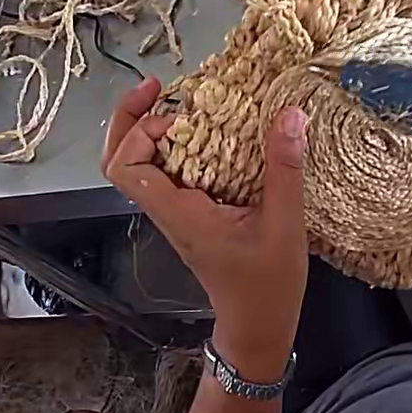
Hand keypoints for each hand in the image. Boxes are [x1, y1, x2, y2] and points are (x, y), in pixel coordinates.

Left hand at [102, 77, 307, 379]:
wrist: (258, 325)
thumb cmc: (268, 285)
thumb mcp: (284, 225)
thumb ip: (284, 170)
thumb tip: (290, 115)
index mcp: (180, 215)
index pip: (126, 169)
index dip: (137, 132)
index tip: (175, 113)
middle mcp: (170, 211)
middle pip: (122, 161)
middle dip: (132, 118)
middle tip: (160, 87)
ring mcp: (178, 213)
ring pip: (144, 165)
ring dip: (154, 129)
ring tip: (184, 100)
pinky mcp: (193, 213)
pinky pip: (172, 172)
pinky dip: (180, 145)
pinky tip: (209, 131)